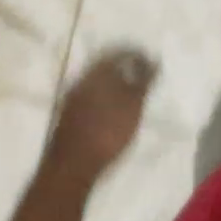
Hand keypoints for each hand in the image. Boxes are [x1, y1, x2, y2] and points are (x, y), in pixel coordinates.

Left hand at [48, 48, 157, 181]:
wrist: (70, 169)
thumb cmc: (106, 133)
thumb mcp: (132, 106)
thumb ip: (143, 82)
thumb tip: (153, 61)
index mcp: (97, 71)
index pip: (119, 52)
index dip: (137, 54)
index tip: (152, 61)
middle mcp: (82, 79)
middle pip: (106, 65)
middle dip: (125, 68)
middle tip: (143, 77)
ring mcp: (72, 99)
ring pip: (98, 82)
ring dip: (115, 85)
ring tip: (132, 96)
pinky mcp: (67, 117)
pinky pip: (90, 97)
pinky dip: (105, 99)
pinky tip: (113, 112)